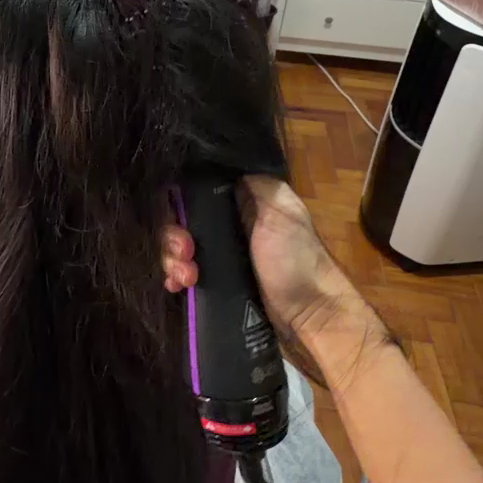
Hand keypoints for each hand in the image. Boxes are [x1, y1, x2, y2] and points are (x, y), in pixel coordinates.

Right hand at [162, 176, 383, 387]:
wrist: (311, 318)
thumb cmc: (297, 261)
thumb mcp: (283, 211)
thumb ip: (254, 184)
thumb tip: (216, 163)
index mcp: (241, 199)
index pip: (192, 189)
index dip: (177, 202)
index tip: (181, 222)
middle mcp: (226, 221)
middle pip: (178, 218)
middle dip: (172, 237)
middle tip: (185, 255)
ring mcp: (218, 252)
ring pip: (175, 246)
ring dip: (171, 260)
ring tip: (185, 278)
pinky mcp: (214, 279)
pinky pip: (181, 270)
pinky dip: (174, 276)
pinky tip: (176, 287)